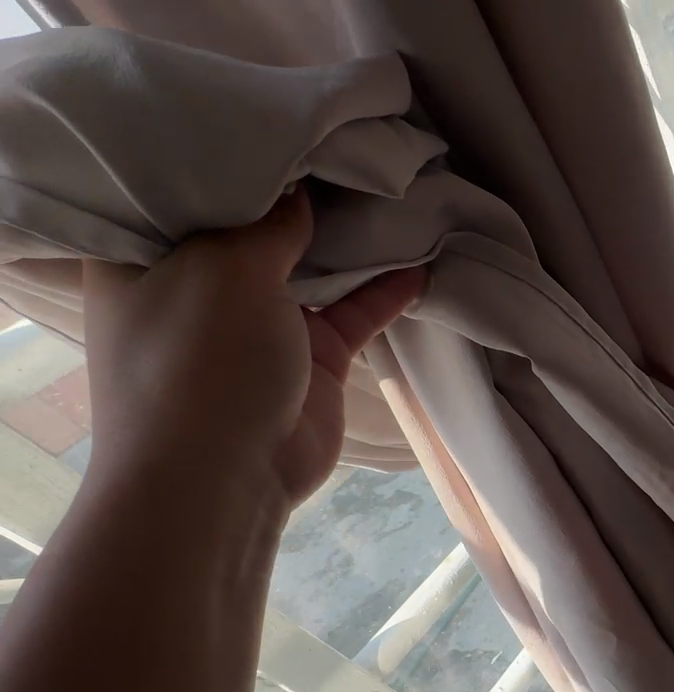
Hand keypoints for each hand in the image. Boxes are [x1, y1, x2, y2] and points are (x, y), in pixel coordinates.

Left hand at [81, 187, 426, 509]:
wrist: (229, 468)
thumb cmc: (201, 359)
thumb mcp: (225, 271)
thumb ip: (267, 226)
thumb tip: (300, 190)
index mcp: (147, 254)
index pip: (188, 191)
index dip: (235, 161)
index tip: (284, 132)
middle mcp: (201, 283)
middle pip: (258, 229)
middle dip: (302, 201)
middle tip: (349, 161)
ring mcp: (262, 323)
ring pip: (313, 271)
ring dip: (351, 246)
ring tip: (394, 204)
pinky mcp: (314, 357)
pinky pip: (353, 313)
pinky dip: (384, 293)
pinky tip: (419, 267)